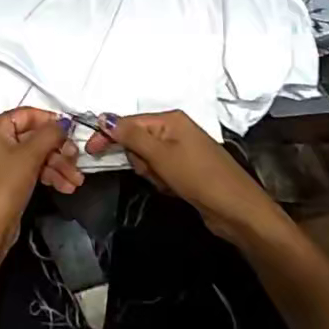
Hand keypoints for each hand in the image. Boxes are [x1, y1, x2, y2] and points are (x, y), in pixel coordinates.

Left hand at [0, 107, 68, 265]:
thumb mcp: (30, 156)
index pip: (27, 114)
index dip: (51, 121)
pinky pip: (32, 168)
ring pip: (36, 154)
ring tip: (75, 179)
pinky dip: (49, 175)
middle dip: (58, 149)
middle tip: (75, 159)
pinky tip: (65, 186)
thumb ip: (50, 135)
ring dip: (58, 165)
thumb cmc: (3, 187)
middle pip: (34, 136)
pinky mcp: (8, 178)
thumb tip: (63, 122)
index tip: (72, 130)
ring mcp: (1, 160)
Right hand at [85, 110, 274, 238]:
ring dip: (151, 172)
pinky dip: (161, 179)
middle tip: (153, 172)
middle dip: (138, 159)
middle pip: (136, 139)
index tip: (91, 151)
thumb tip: (103, 118)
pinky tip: (174, 189)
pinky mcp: (186, 168)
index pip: (128, 122)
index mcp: (170, 119)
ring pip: (146, 157)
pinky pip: (160, 169)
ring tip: (168, 183)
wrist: (238, 211)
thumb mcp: (160, 156)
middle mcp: (175, 129)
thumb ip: (130, 136)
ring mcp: (181, 148)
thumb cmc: (199, 178)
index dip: (108, 135)